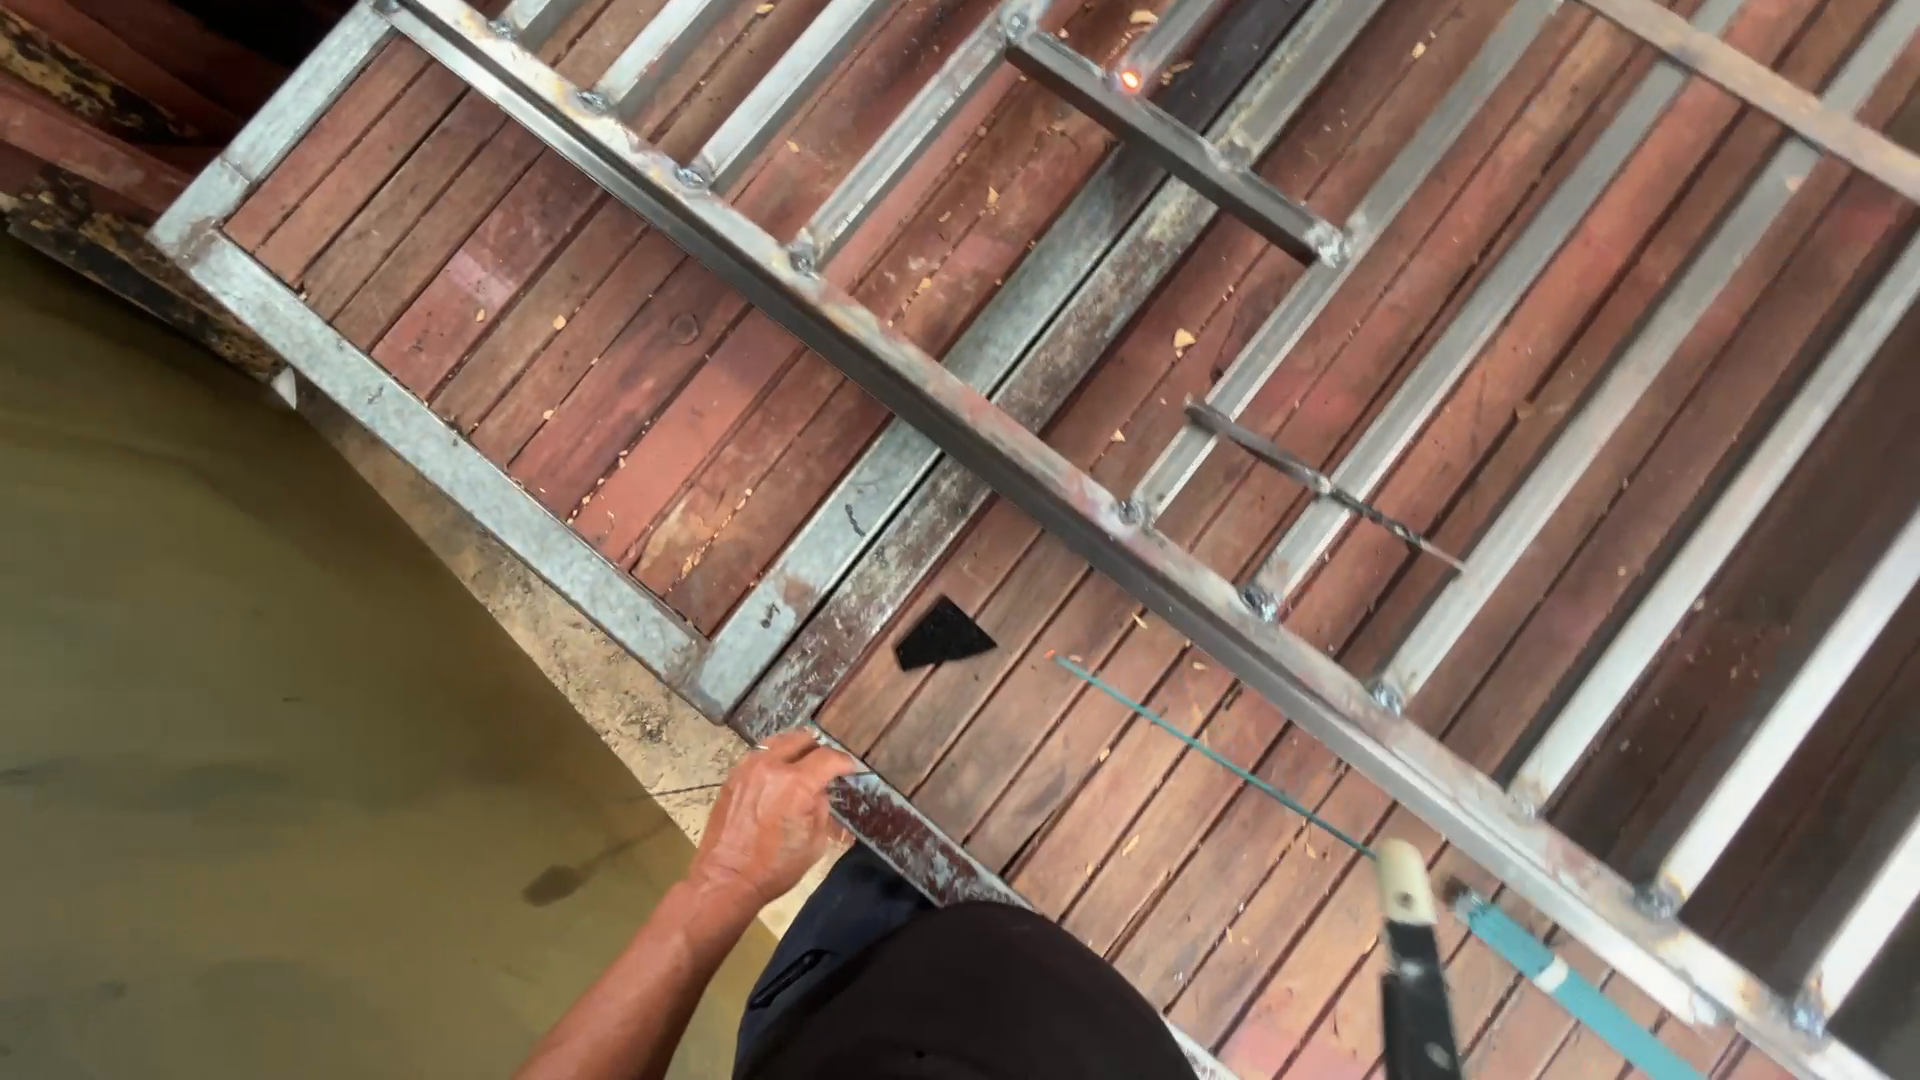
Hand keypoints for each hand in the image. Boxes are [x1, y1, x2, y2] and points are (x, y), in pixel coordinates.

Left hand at [689, 729, 857, 911]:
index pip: (828, 757)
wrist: (726, 879)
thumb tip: (818, 790)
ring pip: (779, 741)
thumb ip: (821, 806)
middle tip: (825, 767)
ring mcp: (748, 768)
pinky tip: (777, 773)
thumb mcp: (815, 841)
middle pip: (803, 740)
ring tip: (802, 764)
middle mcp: (772, 767)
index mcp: (797, 784)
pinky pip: (759, 754)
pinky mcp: (733, 776)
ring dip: (795, 749)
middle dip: (819, 751)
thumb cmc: (776, 867)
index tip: (850, 769)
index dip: (844, 761)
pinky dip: (774, 758)